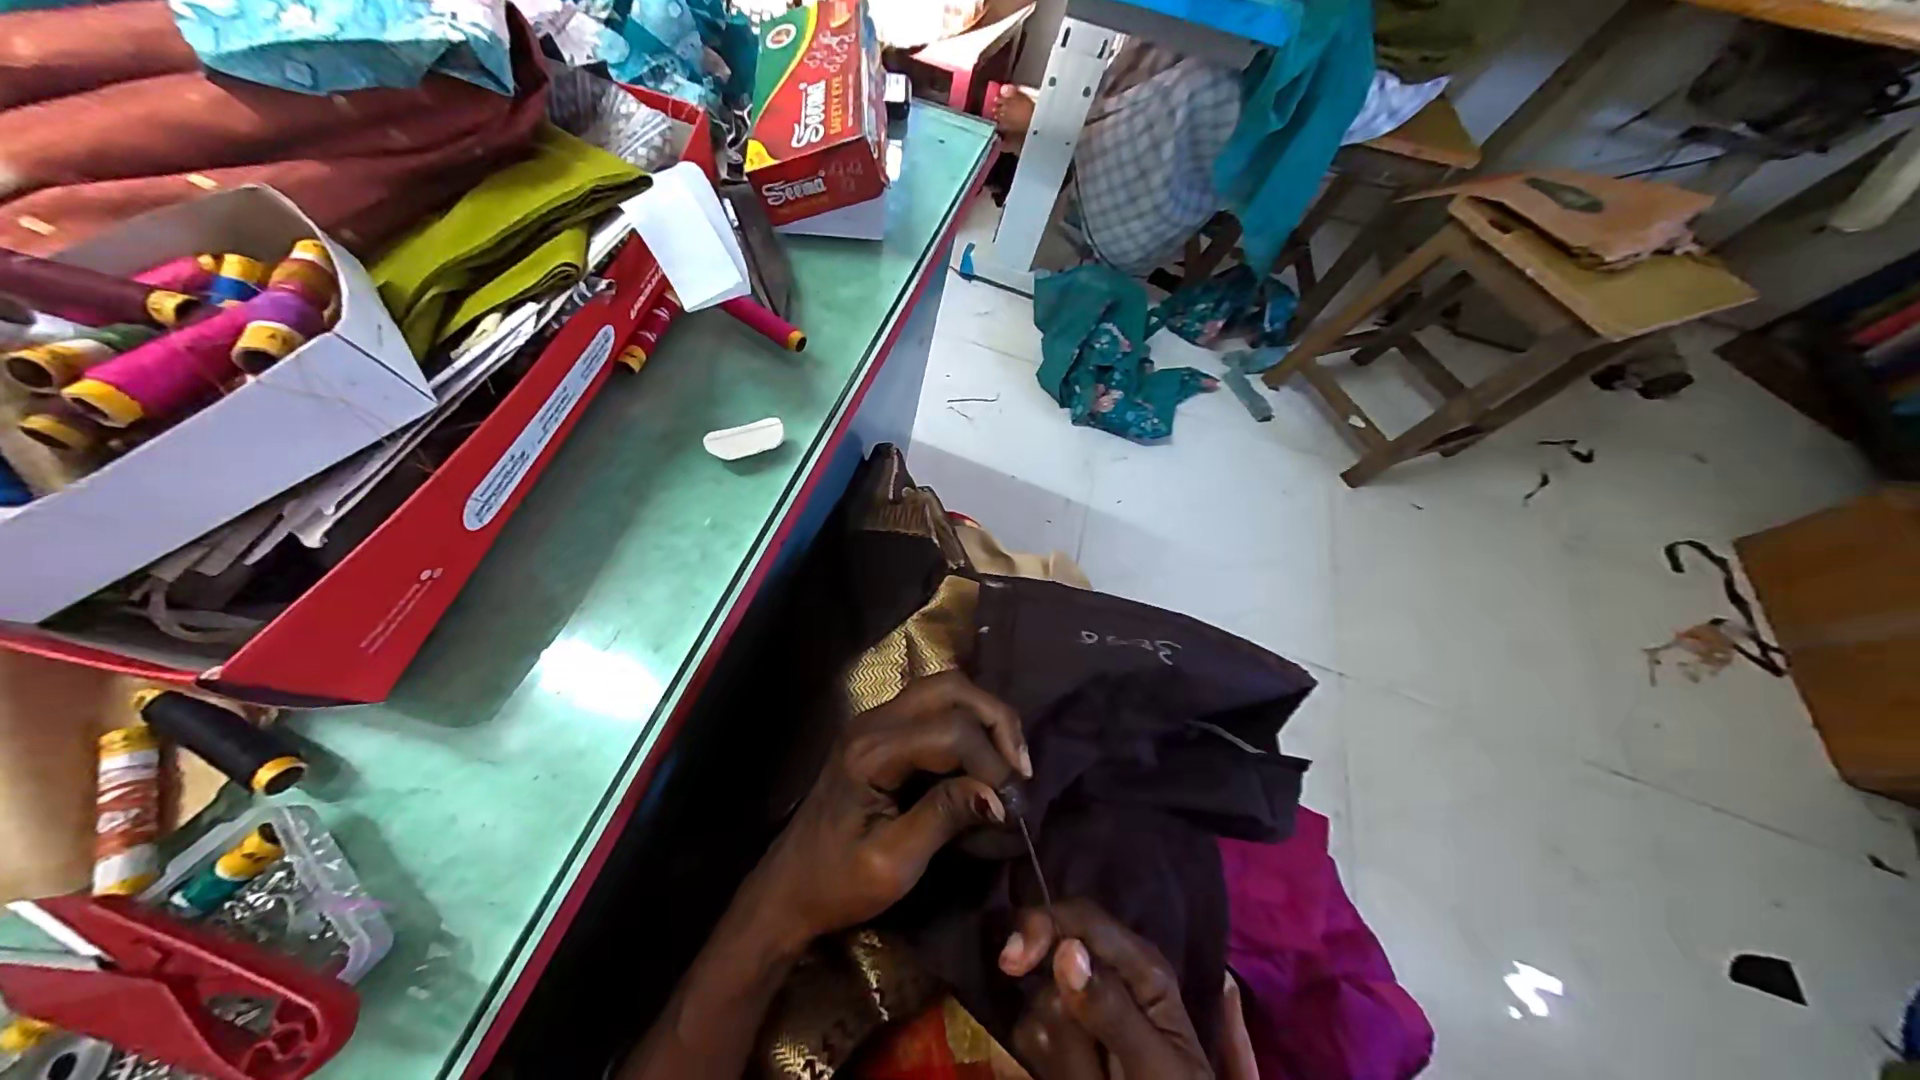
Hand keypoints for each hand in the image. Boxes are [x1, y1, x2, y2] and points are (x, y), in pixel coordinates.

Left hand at [739, 672, 1029, 949]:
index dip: (992, 762)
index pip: (951, 730)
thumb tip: (1001, 796)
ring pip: (946, 687)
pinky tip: (984, 756)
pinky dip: (969, 721)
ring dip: (986, 716)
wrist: (789, 887)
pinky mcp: (882, 730)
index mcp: (871, 753)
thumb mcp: (892, 863)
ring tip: (1009, 762)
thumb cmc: (836, 883)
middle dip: (997, 721)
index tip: (1012, 808)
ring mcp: (876, 720)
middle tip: (1020, 770)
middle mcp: (873, 721)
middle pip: (952, 688)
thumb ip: (944, 818)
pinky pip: (936, 705)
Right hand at [1002, 899, 1212, 1079]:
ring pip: (1039, 1005)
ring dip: (1064, 1055)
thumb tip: (1066, 949)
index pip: (1081, 916)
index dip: (1042, 925)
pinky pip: (1031, 1037)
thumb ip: (1111, 1008)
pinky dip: (1050, 1066)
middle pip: (1053, 964)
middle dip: (1059, 1014)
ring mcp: (1084, 1007)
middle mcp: (1107, 975)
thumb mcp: (1155, 1066)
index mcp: (1138, 966)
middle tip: (1088, 1073)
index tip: (1011, 964)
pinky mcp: (1064, 1038)